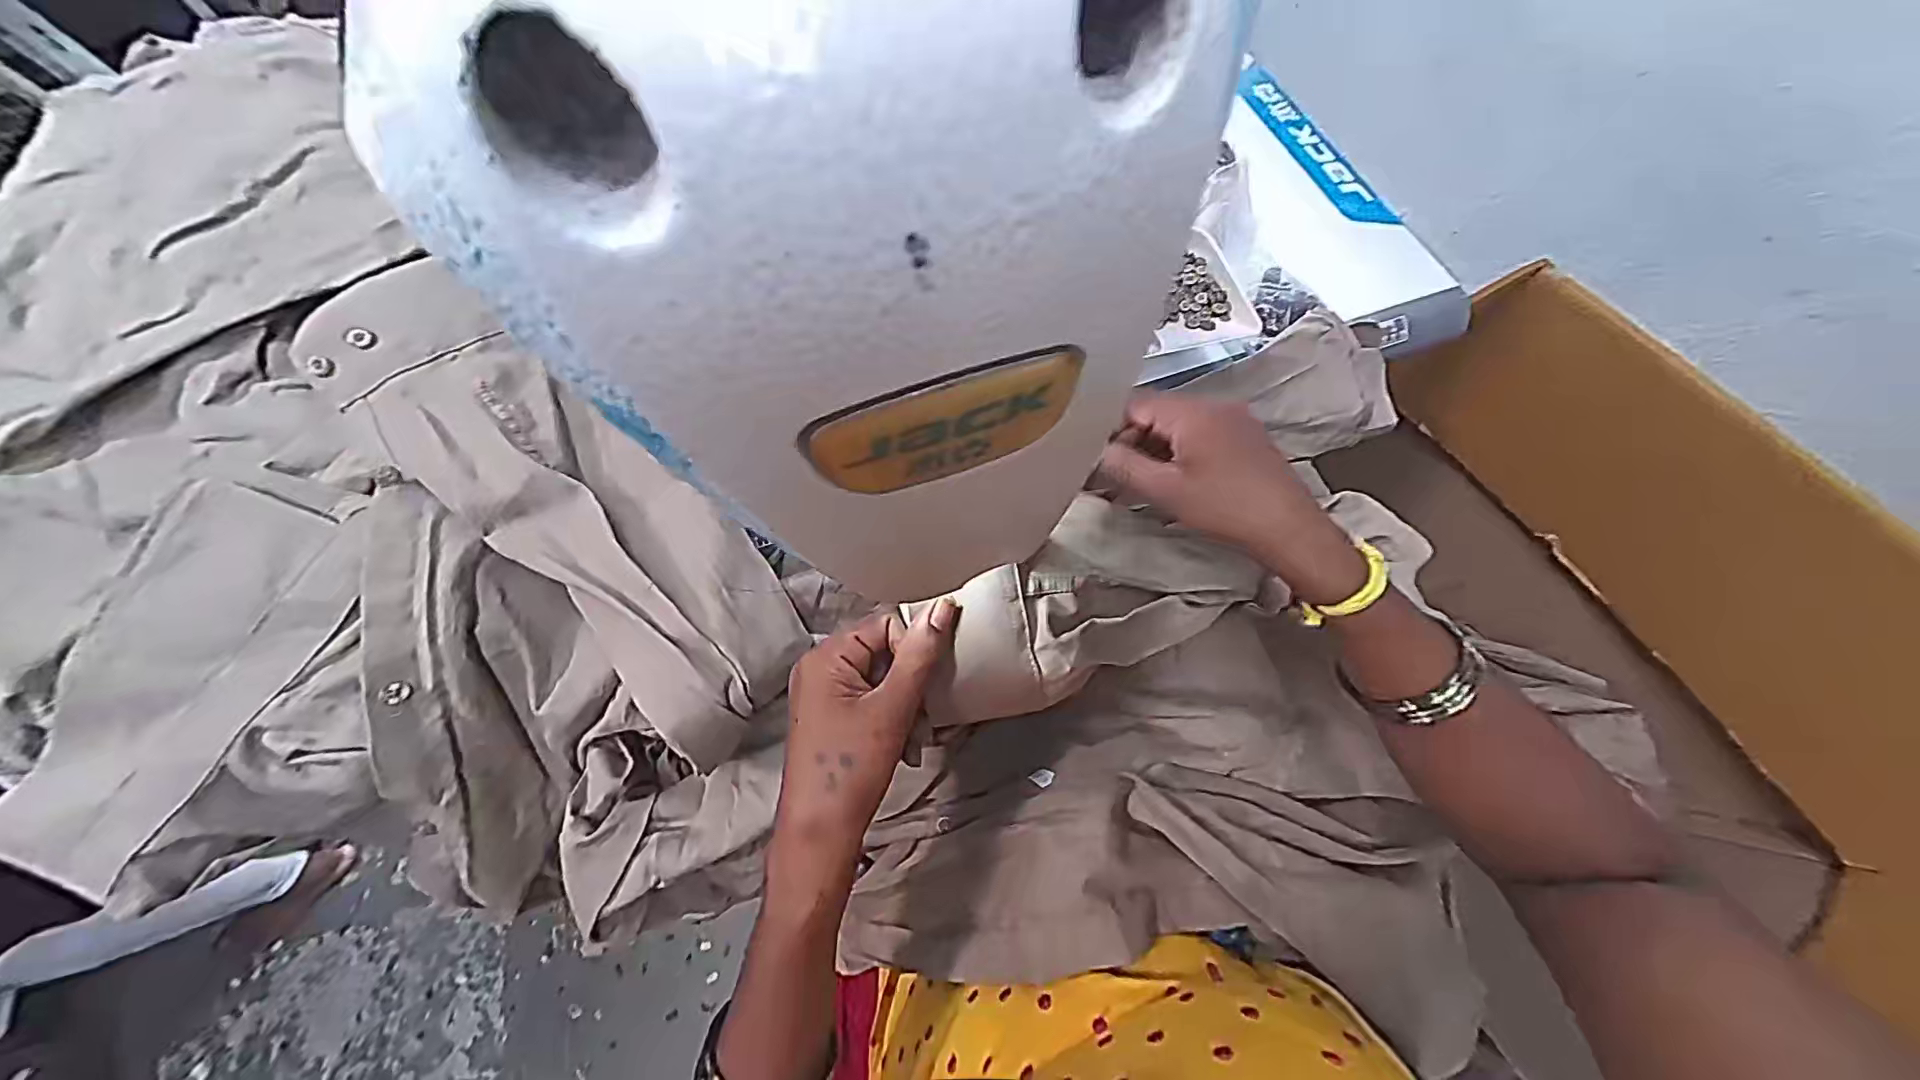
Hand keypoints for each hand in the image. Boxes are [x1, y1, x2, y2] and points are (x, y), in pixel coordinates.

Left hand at [774, 600, 958, 858]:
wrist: (820, 832)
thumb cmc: (850, 771)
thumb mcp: (893, 708)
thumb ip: (920, 655)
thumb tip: (941, 608)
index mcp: (825, 657)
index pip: (884, 624)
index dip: (913, 650)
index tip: (925, 685)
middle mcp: (818, 668)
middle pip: (883, 651)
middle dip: (912, 683)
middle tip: (922, 716)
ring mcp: (822, 693)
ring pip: (881, 678)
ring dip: (906, 703)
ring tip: (913, 737)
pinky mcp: (830, 716)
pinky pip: (870, 698)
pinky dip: (892, 716)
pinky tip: (903, 744)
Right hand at [1094, 392, 1366, 604]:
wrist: (1288, 527)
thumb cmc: (1225, 507)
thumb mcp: (1165, 490)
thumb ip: (1124, 466)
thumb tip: (1097, 451)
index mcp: (1192, 411)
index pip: (1134, 404)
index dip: (1109, 428)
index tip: (1095, 455)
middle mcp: (1213, 405)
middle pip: (1156, 413)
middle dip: (1131, 441)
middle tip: (1113, 474)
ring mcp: (1232, 419)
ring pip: (1176, 426)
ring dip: (1153, 450)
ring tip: (1139, 483)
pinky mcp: (1243, 437)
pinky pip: (1198, 435)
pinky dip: (1177, 453)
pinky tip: (1170, 481)